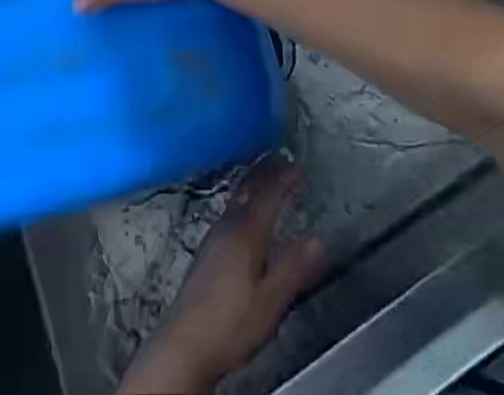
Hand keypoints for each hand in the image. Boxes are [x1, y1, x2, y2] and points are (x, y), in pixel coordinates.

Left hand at [118, 156, 325, 393]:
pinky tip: (242, 215)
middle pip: (246, 191)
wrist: (185, 345)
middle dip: (264, 172)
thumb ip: (294, 269)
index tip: (296, 165)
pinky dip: (241, 202)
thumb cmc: (230, 325)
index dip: (283, 179)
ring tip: (263, 178)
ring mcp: (212, 240)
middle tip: (278, 159)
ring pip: (235, 201)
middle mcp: (226, 230)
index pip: (267, 197)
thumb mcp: (271, 301)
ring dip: (251, 185)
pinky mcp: (205, 253)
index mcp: (245, 236)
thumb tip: (318, 241)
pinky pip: (227, 214)